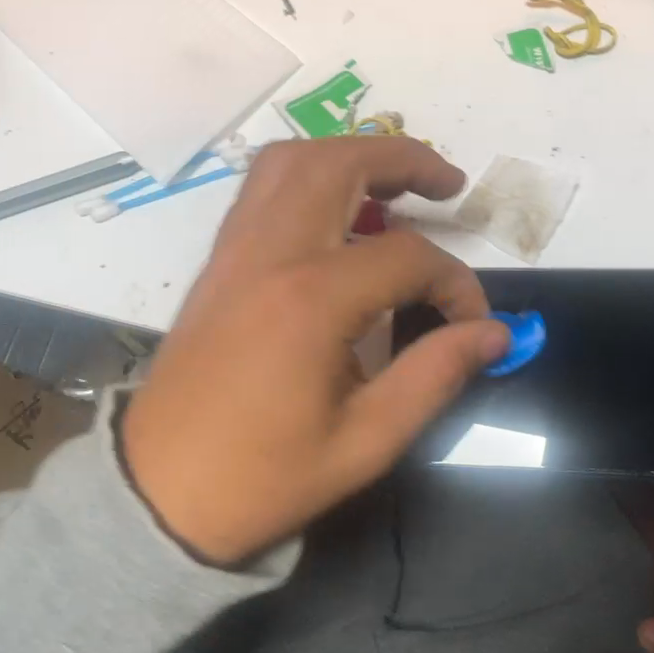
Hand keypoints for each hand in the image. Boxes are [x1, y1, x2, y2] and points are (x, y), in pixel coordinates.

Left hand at [121, 138, 509, 565]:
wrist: (158, 495)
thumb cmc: (264, 478)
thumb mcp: (365, 442)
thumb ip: (435, 375)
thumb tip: (495, 333)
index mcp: (310, 300)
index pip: (407, 256)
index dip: (455, 283)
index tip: (474, 324)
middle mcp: (268, 255)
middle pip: (339, 164)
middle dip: (403, 160)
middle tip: (447, 184)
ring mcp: (233, 252)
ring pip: (290, 163)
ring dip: (348, 157)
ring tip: (392, 189)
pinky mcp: (215, 264)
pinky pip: (261, 191)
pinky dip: (306, 180)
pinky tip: (336, 220)